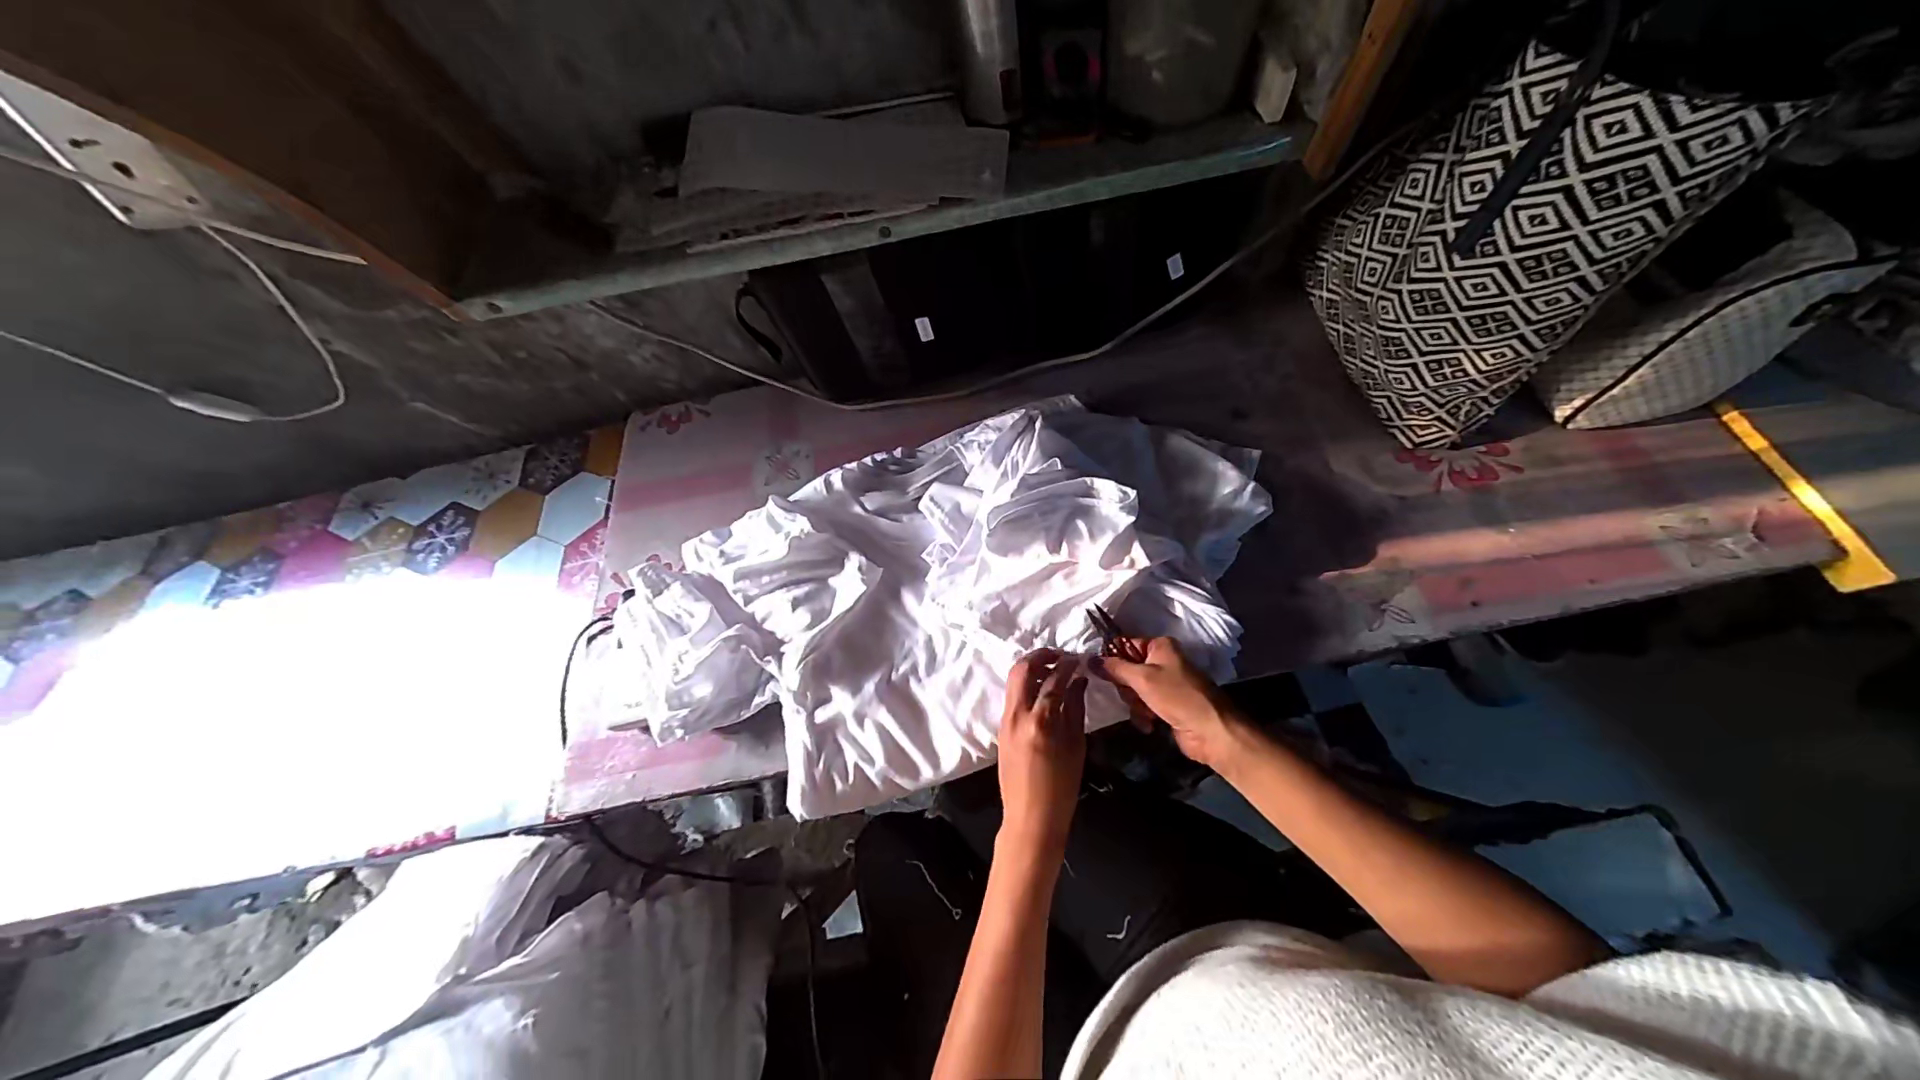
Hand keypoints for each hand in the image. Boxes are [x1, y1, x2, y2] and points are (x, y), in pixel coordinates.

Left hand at [996, 649, 1086, 857]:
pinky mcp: (1001, 728)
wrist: (1031, 817)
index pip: (1054, 679)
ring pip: (1014, 680)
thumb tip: (1078, 680)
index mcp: (1040, 721)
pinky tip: (1043, 692)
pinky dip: (1027, 686)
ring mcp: (1005, 721)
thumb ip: (1075, 708)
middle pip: (1022, 669)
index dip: (1068, 664)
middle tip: (1061, 657)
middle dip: (1041, 656)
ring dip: (1032, 669)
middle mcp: (1017, 715)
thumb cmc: (1062, 787)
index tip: (1078, 658)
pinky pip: (1013, 697)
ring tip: (1054, 671)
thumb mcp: (1076, 745)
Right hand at [1090, 637, 1247, 768]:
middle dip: (1126, 687)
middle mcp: (1162, 662)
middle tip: (1134, 695)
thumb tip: (1091, 659)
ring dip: (1135, 704)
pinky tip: (1150, 724)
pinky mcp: (1166, 706)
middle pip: (1126, 670)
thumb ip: (1115, 668)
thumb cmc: (1178, 696)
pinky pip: (1143, 706)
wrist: (1211, 731)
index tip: (1100, 671)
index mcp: (1160, 647)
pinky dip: (1144, 715)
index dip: (1112, 657)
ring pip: (1133, 690)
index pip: (1125, 644)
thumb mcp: (1142, 678)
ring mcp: (1165, 685)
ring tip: (1147, 713)